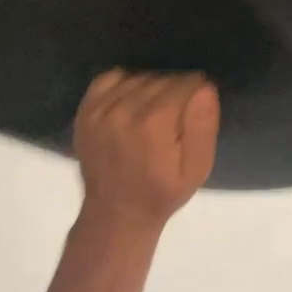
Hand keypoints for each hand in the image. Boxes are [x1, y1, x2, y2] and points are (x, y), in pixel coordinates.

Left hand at [71, 70, 219, 230]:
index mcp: (154, 124)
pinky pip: (111, 78)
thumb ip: (203, 126)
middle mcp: (123, 110)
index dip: (198, 90)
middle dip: (178, 89)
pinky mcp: (86, 111)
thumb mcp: (197, 169)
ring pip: (140, 77)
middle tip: (180, 113)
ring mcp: (100, 109)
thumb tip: (205, 87)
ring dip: (154, 86)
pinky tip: (133, 102)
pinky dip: (126, 83)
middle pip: (163, 78)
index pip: (185, 82)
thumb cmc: (162, 193)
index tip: (199, 104)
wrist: (115, 214)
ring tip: (157, 110)